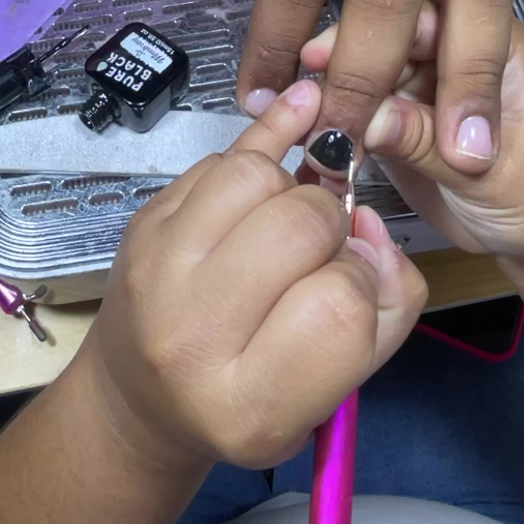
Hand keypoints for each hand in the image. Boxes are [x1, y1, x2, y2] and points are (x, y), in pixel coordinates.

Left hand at [79, 79, 426, 472]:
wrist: (140, 396)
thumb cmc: (244, 403)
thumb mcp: (331, 391)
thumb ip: (383, 311)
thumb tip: (369, 221)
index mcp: (246, 405)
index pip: (338, 308)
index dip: (362, 280)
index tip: (350, 281)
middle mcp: (189, 335)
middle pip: (296, 228)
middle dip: (330, 222)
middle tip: (321, 243)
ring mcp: (156, 268)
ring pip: (254, 175)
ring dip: (289, 185)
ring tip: (288, 214)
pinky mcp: (144, 222)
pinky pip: (217, 159)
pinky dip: (260, 146)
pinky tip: (295, 118)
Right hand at [302, 6, 523, 267]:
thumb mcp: (497, 172)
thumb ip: (430, 143)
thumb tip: (369, 120)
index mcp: (490, 45)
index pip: (425, 19)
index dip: (374, 31)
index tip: (326, 53)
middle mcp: (447, 55)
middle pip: (381, 44)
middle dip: (340, 68)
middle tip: (302, 92)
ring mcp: (415, 86)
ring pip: (359, 80)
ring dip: (332, 107)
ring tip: (306, 134)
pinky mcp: (391, 120)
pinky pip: (353, 118)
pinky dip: (334, 135)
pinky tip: (315, 154)